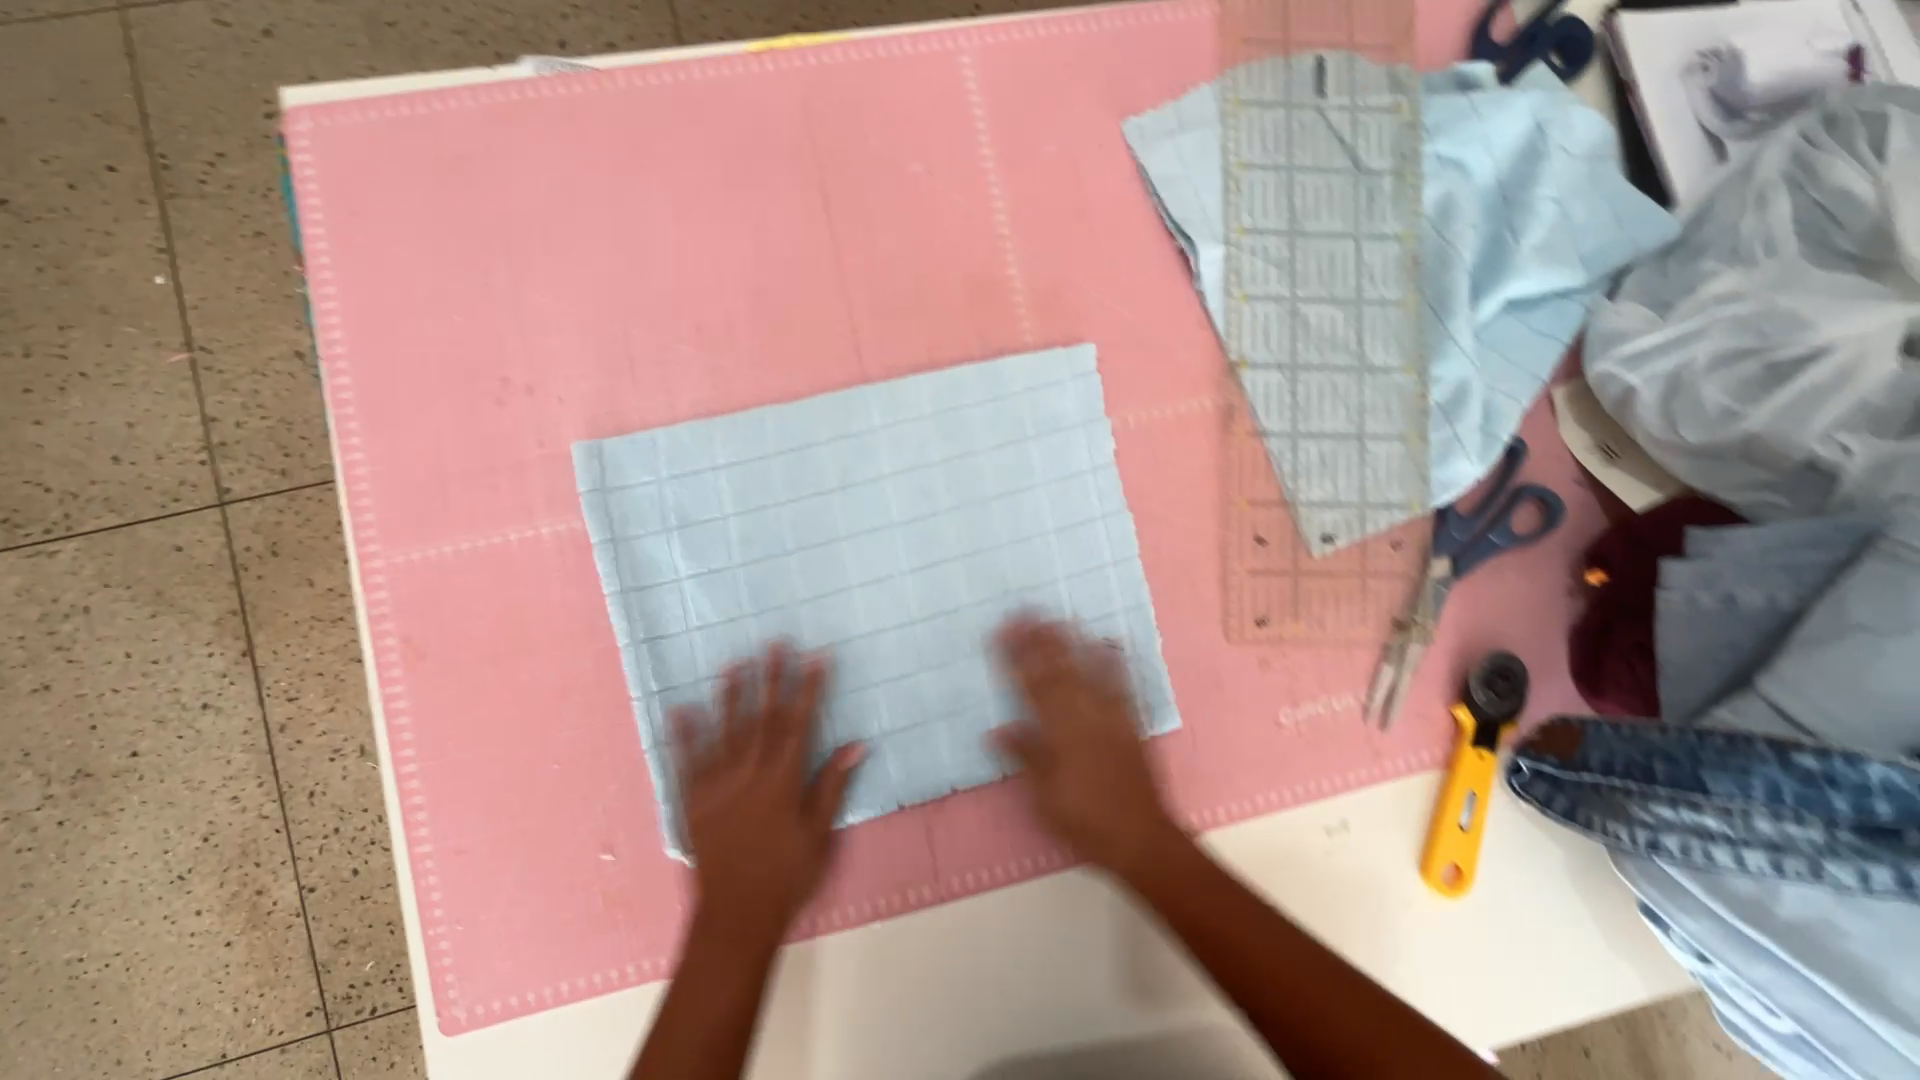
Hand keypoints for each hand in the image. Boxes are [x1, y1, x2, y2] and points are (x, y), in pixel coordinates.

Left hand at [672, 643, 864, 941]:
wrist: (735, 916)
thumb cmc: (787, 876)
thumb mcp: (819, 834)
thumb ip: (831, 785)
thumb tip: (855, 744)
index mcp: (782, 783)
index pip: (798, 725)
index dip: (808, 689)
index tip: (816, 659)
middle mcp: (748, 776)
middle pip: (762, 719)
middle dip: (771, 680)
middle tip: (775, 644)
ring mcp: (716, 787)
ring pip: (725, 732)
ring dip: (731, 696)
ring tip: (736, 663)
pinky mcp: (692, 801)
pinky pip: (687, 761)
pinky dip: (685, 733)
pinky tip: (683, 707)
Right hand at [990, 617, 1184, 875]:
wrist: (1141, 838)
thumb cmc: (1085, 821)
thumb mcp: (1045, 797)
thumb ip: (1026, 756)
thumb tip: (999, 727)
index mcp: (1061, 734)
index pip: (1034, 688)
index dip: (1018, 658)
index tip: (1004, 632)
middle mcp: (1088, 718)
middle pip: (1062, 671)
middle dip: (1043, 641)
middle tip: (1029, 612)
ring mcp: (1114, 718)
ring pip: (1092, 671)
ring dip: (1076, 642)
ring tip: (1063, 617)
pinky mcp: (1133, 725)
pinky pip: (1124, 685)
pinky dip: (1116, 662)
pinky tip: (1110, 644)